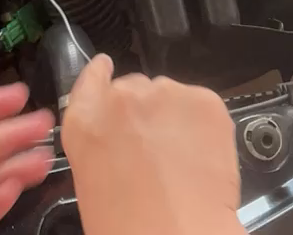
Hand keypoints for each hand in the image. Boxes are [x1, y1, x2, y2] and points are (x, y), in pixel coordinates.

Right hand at [61, 55, 243, 234]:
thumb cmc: (128, 227)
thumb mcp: (92, 180)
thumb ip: (102, 141)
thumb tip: (117, 136)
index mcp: (87, 117)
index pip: (92, 75)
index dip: (103, 75)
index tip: (108, 73)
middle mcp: (124, 95)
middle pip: (135, 87)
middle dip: (143, 111)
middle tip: (153, 150)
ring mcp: (167, 93)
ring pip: (170, 96)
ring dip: (174, 119)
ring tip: (180, 162)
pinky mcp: (205, 100)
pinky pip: (201, 106)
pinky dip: (202, 127)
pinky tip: (201, 158)